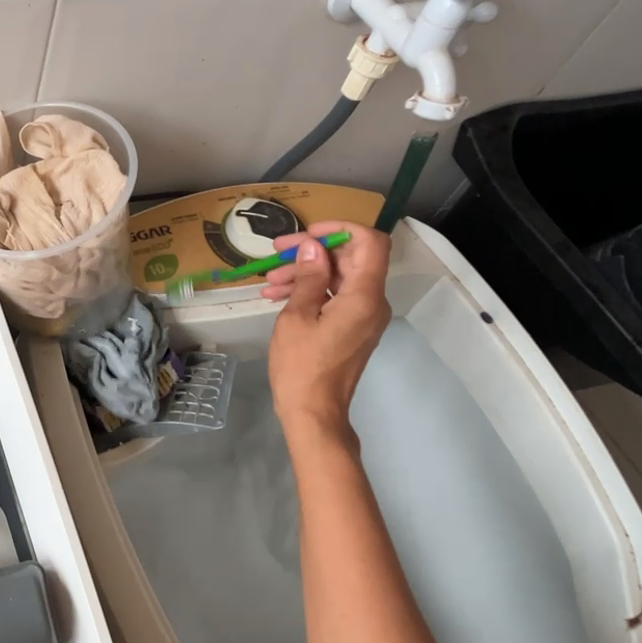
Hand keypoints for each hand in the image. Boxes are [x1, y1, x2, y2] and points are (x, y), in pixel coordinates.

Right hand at [264, 221, 391, 429]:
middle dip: (313, 252)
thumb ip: (309, 278)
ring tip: (269, 282)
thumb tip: (313, 248)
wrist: (313, 412)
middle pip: (351, 259)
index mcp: (364, 296)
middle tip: (276, 254)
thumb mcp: (297, 317)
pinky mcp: (353, 329)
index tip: (306, 234)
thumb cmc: (301, 366)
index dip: (340, 230)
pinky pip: (336, 298)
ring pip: (339, 278)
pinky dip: (311, 292)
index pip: (369, 243)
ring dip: (306, 274)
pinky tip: (278, 296)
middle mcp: (373, 303)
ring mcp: (364, 317)